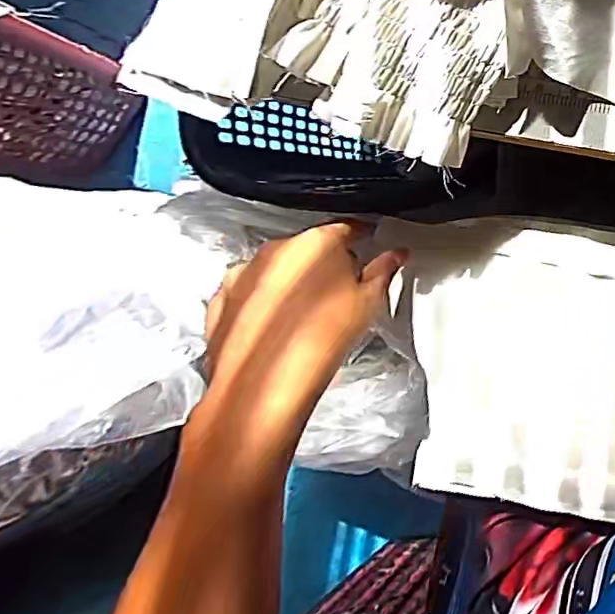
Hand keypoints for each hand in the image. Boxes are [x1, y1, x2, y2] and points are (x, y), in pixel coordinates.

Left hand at [186, 223, 407, 477]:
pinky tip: (277, 325)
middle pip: (310, 246)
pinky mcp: (220, 304)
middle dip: (326, 261)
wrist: (262, 387)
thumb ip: (384, 269)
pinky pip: (248, 293)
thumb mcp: (370, 300)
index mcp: (317, 241)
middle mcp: (277, 250)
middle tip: (343, 287)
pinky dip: (262, 302)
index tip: (369, 245)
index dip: (362, 236)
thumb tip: (394, 255)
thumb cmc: (320, 338)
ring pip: (277, 268)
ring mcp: (243, 275)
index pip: (348, 227)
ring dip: (292, 281)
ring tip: (308, 311)